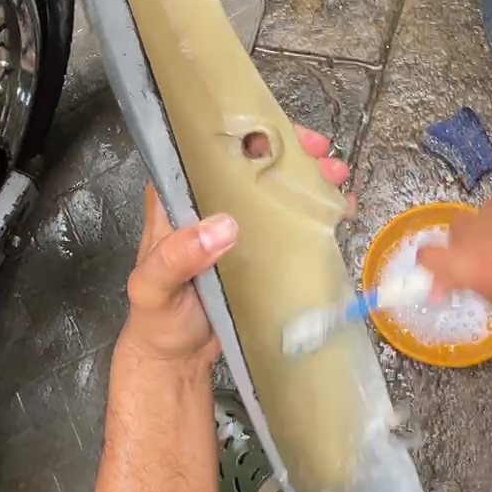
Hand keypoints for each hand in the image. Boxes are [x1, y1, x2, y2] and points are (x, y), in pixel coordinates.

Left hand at [117, 127, 350, 368]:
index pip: (206, 151)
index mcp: (176, 200)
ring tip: (337, 177)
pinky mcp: (255, 250)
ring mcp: (233, 226)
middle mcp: (205, 205)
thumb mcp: (155, 286)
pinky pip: (285, 223)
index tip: (276, 132)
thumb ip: (179, 256)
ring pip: (271, 189)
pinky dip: (311, 214)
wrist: (176, 358)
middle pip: (248, 163)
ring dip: (305, 179)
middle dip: (288, 151)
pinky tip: (336, 210)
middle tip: (320, 153)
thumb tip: (224, 226)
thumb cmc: (156, 318)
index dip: (241, 133)